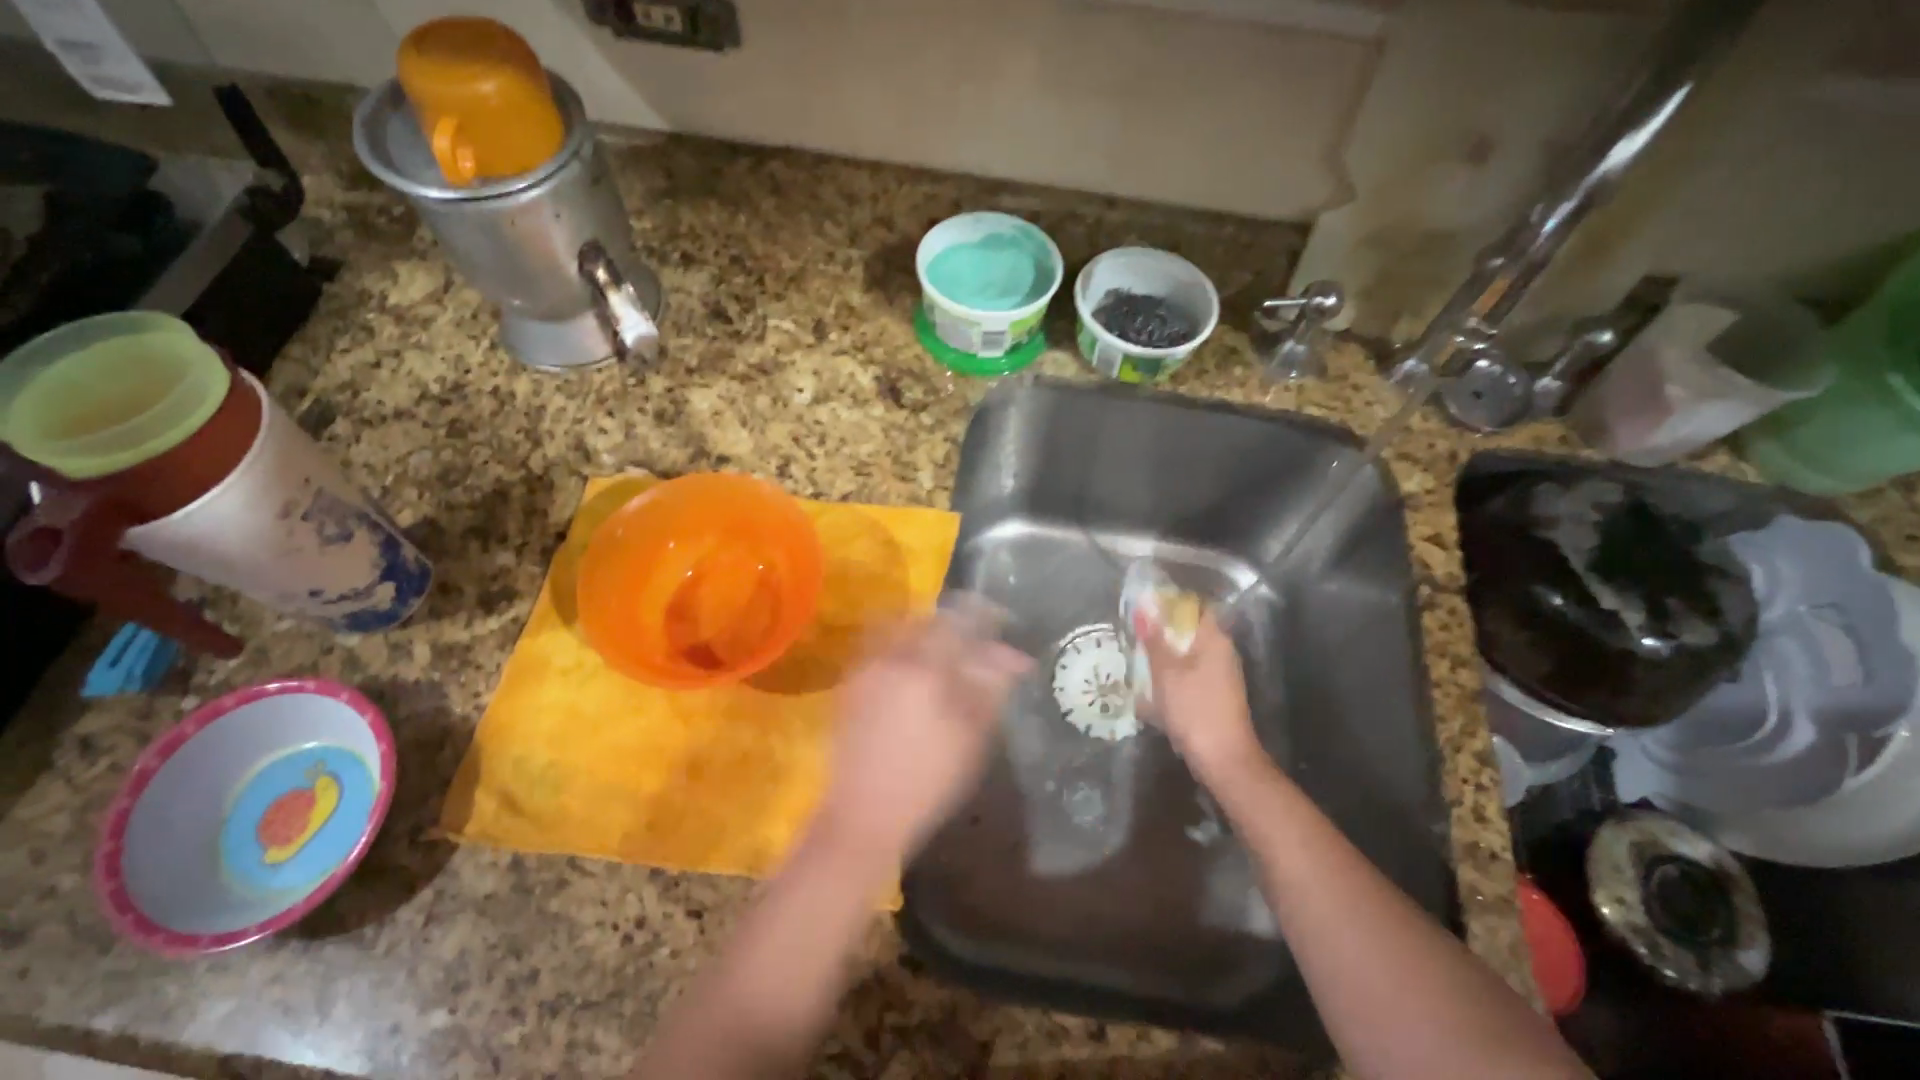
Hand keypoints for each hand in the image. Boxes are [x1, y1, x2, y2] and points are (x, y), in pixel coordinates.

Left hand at [812, 603, 1031, 868]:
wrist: (865, 814)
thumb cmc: (929, 781)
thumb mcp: (972, 737)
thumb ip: (992, 687)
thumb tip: (1012, 656)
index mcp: (926, 665)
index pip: (962, 618)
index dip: (988, 615)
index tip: (1005, 622)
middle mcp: (891, 656)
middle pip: (927, 619)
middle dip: (955, 622)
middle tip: (976, 640)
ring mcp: (865, 669)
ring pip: (899, 629)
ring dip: (925, 632)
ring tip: (944, 652)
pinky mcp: (849, 686)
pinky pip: (878, 649)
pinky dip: (899, 648)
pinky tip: (913, 671)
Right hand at [1140, 609, 1263, 782]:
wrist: (1222, 758)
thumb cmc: (1194, 709)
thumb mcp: (1166, 673)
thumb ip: (1155, 641)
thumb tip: (1143, 610)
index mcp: (1215, 641)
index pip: (1196, 609)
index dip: (1171, 605)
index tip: (1145, 608)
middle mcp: (1222, 654)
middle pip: (1189, 634)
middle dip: (1162, 636)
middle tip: (1134, 638)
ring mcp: (1220, 678)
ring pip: (1187, 659)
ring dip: (1163, 662)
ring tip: (1136, 665)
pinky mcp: (1214, 699)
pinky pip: (1188, 680)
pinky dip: (1170, 682)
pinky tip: (1149, 695)